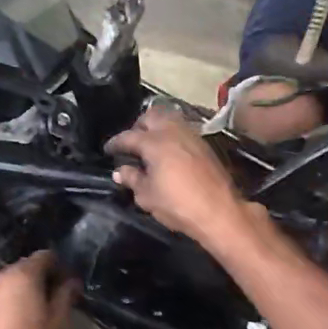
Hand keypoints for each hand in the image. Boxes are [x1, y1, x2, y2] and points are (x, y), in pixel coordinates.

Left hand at [0, 251, 77, 328]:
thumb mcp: (58, 326)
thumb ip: (66, 296)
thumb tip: (71, 281)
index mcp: (21, 276)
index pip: (46, 256)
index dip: (61, 268)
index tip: (70, 287)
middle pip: (24, 271)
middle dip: (41, 283)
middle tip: (55, 306)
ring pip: (8, 288)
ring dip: (22, 297)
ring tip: (34, 322)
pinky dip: (6, 310)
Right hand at [106, 105, 255, 244]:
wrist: (219, 212)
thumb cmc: (178, 205)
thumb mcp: (147, 196)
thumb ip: (132, 179)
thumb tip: (121, 171)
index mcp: (154, 142)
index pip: (128, 136)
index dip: (115, 143)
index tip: (108, 150)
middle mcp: (173, 132)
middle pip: (151, 116)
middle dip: (138, 126)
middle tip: (132, 142)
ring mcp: (192, 136)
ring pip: (170, 119)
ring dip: (157, 127)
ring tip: (150, 145)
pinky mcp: (205, 145)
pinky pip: (183, 130)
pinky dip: (172, 135)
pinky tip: (169, 152)